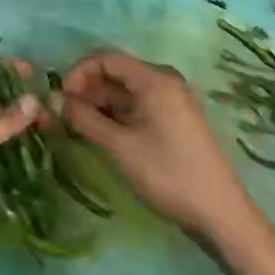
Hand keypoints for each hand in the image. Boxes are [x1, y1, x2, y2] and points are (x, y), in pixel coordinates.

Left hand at [0, 79, 40, 274]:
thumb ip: (4, 118)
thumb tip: (35, 99)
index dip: (1, 67)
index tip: (31, 71)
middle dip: (18, 101)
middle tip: (48, 106)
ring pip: (1, 129)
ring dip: (23, 129)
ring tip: (53, 127)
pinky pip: (5, 158)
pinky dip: (23, 155)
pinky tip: (45, 153)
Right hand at [60, 49, 250, 236]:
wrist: (221, 217)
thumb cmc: (168, 174)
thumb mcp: (120, 147)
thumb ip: (83, 118)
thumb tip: (52, 99)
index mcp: (154, 79)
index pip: (105, 58)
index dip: (78, 72)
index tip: (61, 97)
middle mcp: (163, 81)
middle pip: (114, 73)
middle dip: (86, 90)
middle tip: (65, 114)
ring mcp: (171, 100)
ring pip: (124, 91)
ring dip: (99, 104)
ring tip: (78, 126)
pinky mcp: (173, 119)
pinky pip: (137, 105)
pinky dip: (116, 115)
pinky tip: (102, 133)